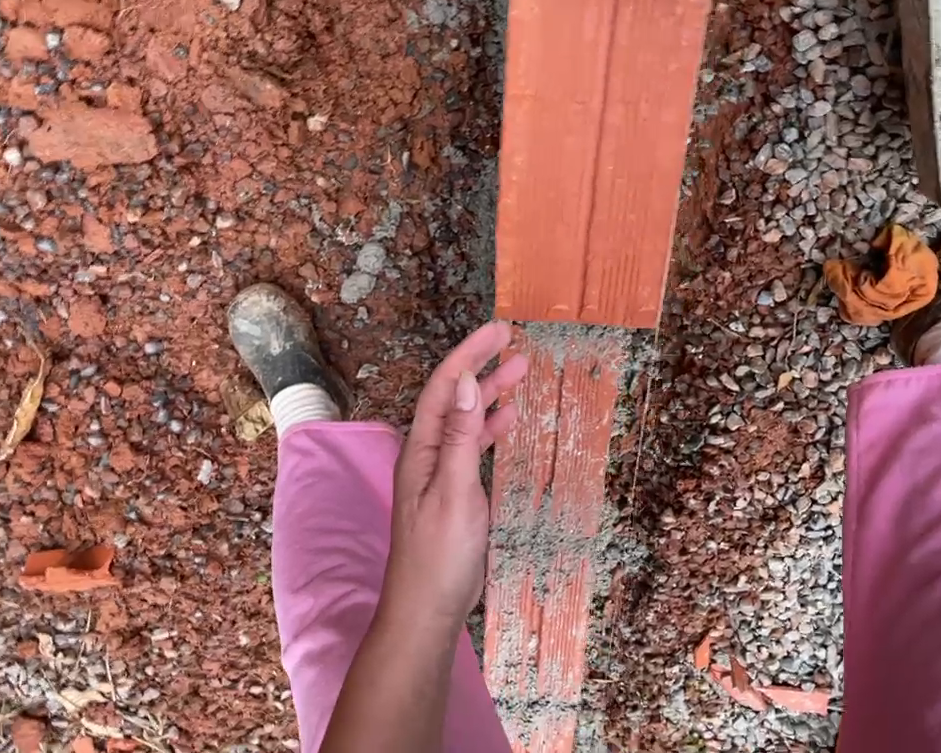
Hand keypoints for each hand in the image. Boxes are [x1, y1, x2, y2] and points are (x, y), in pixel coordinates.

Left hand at [381, 321, 528, 630]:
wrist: (427, 610)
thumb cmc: (439, 553)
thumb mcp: (454, 491)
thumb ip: (459, 436)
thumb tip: (463, 381)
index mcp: (420, 447)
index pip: (444, 386)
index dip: (469, 354)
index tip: (498, 330)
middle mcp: (426, 452)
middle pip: (454, 396)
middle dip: (482, 366)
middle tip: (514, 341)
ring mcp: (439, 471)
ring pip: (465, 419)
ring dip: (490, 394)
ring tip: (521, 370)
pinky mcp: (453, 490)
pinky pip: (472, 446)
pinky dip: (490, 427)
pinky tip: (509, 419)